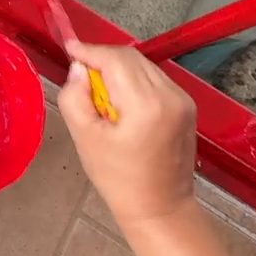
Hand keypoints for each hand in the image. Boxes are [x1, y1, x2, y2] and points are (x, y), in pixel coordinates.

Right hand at [57, 40, 197, 230]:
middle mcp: (170, 95)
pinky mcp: (186, 105)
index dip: (89, 51)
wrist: (160, 207)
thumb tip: (78, 69)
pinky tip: (120, 98)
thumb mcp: (84, 138)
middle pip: (131, 58)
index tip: (69, 48)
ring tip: (98, 87)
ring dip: (118, 67)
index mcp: (145, 105)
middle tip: (79, 71)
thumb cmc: (117, 177)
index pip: (115, 60)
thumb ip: (75, 97)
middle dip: (102, 57)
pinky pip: (154, 79)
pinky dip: (133, 79)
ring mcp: (183, 99)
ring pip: (143, 65)